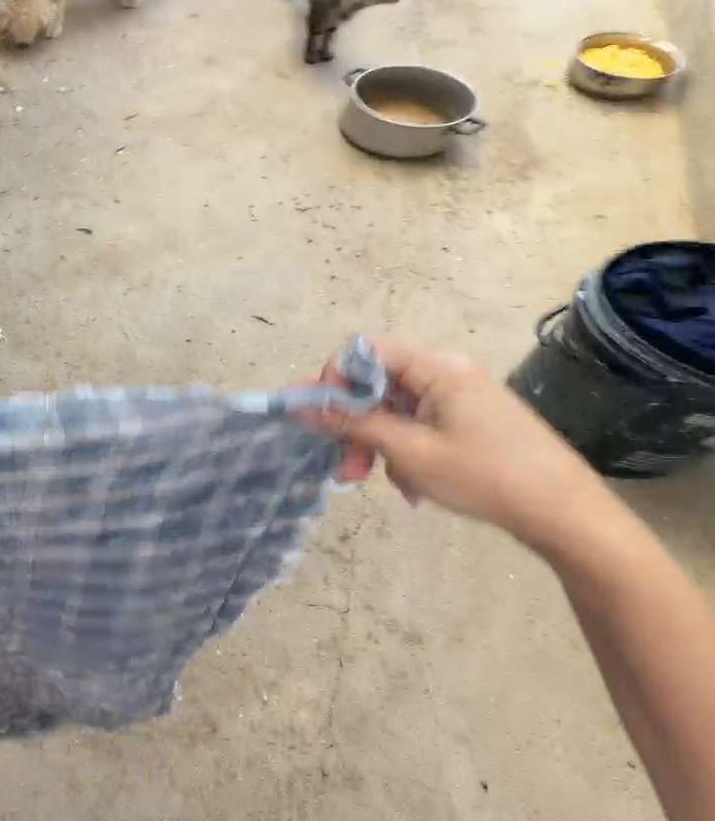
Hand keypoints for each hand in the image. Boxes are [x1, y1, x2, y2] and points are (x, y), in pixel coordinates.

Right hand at [325, 335, 606, 548]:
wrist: (570, 518)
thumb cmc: (486, 476)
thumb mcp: (407, 450)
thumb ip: (350, 424)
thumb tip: (300, 407)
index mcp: (438, 368)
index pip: (364, 351)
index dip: (333, 376)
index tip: (320, 413)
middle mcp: (447, 373)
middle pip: (375, 384)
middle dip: (349, 422)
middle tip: (337, 461)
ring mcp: (460, 398)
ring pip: (391, 409)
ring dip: (371, 442)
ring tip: (364, 479)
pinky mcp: (468, 420)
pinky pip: (415, 424)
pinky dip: (400, 449)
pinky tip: (407, 483)